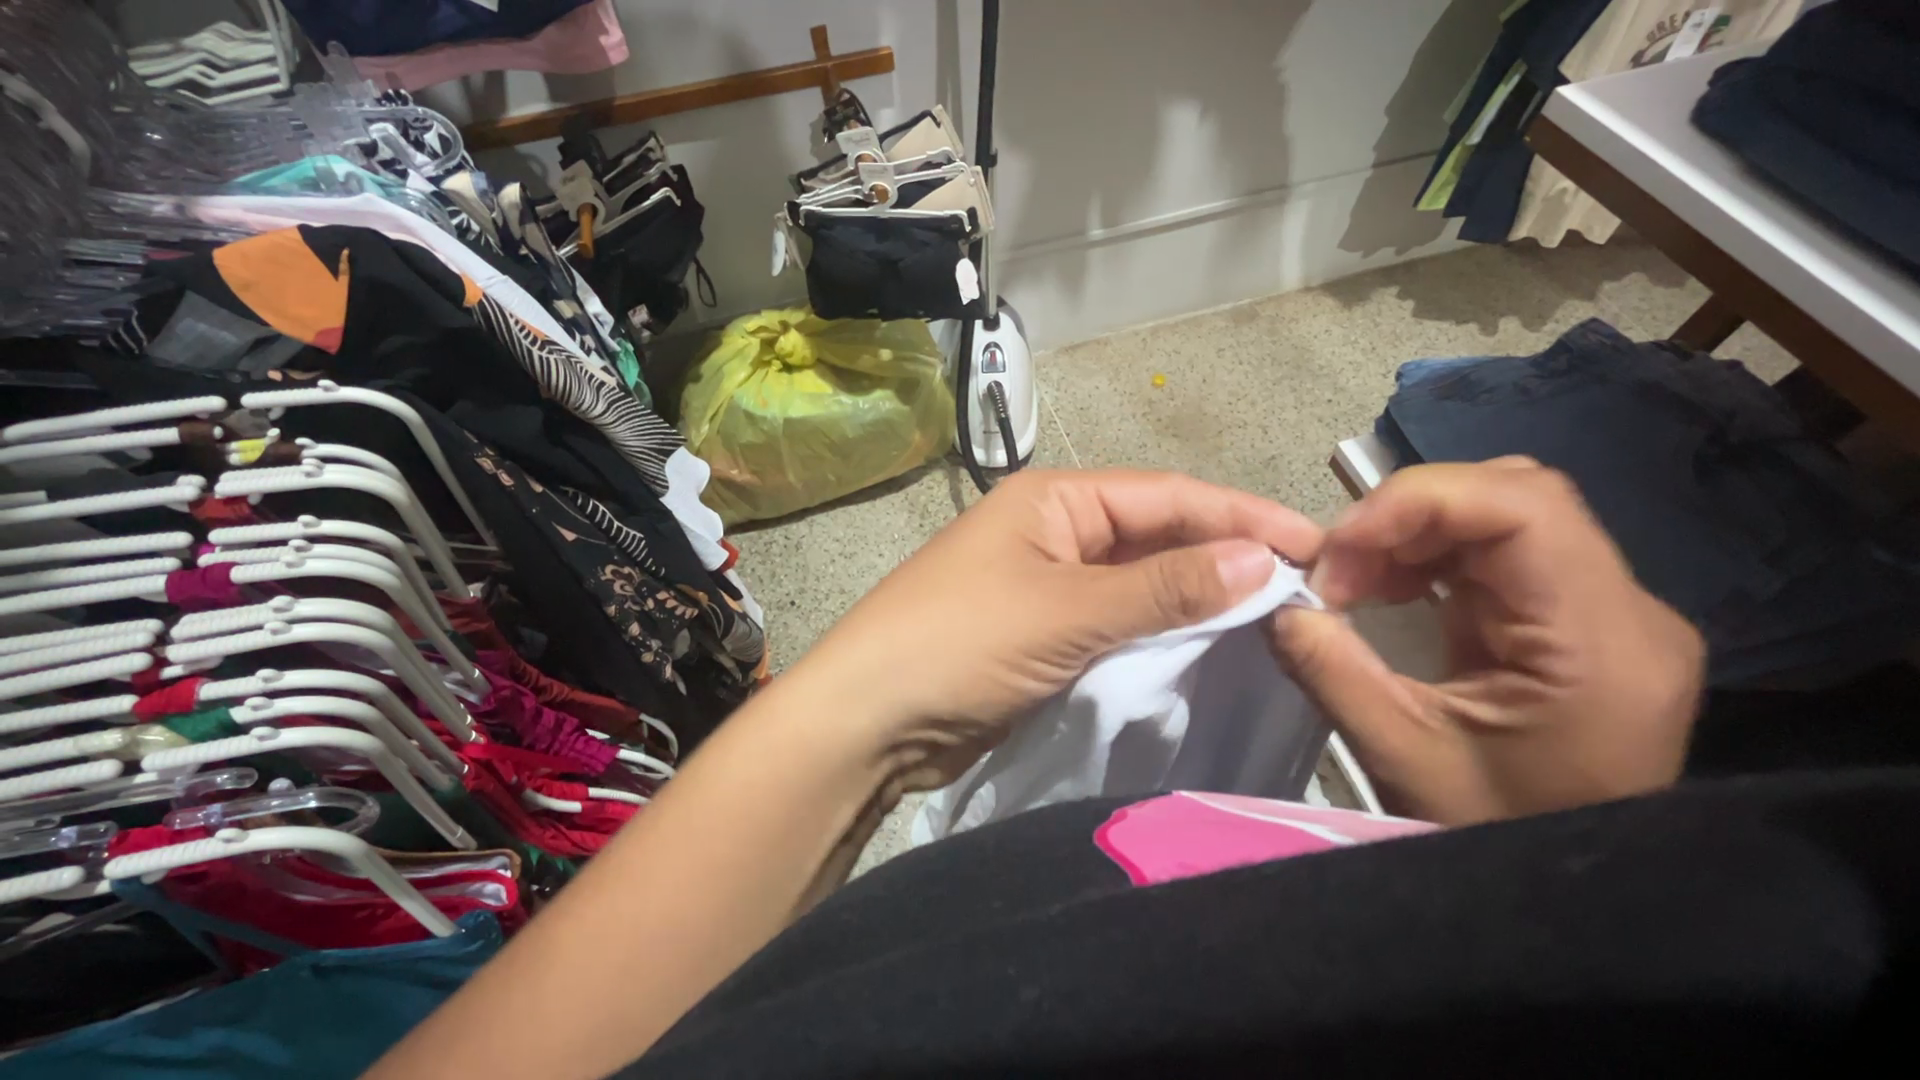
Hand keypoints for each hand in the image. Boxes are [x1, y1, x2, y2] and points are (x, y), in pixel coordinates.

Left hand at [790, 469, 1321, 790]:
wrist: (867, 721)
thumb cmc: (960, 644)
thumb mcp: (1067, 610)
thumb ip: (1164, 588)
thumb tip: (1261, 560)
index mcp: (1054, 499)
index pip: (1167, 496)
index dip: (1242, 516)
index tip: (1316, 546)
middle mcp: (1054, 532)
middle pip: (1157, 535)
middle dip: (1226, 557)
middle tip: (1307, 589)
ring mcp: (1048, 585)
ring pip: (1140, 582)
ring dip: (1197, 598)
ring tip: (1274, 618)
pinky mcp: (1044, 636)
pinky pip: (1117, 624)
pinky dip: (1159, 633)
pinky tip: (1206, 649)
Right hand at [1266, 459, 1702, 825]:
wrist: (1566, 894)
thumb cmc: (1492, 838)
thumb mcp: (1399, 755)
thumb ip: (1330, 666)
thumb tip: (1275, 601)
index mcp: (1601, 643)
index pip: (1522, 505)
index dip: (1415, 501)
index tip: (1335, 552)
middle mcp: (1626, 610)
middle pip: (1516, 497)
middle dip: (1405, 516)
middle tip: (1335, 570)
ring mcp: (1608, 612)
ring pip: (1506, 515)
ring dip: (1412, 533)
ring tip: (1351, 583)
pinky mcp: (1577, 621)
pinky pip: (1501, 554)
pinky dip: (1429, 556)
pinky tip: (1386, 591)